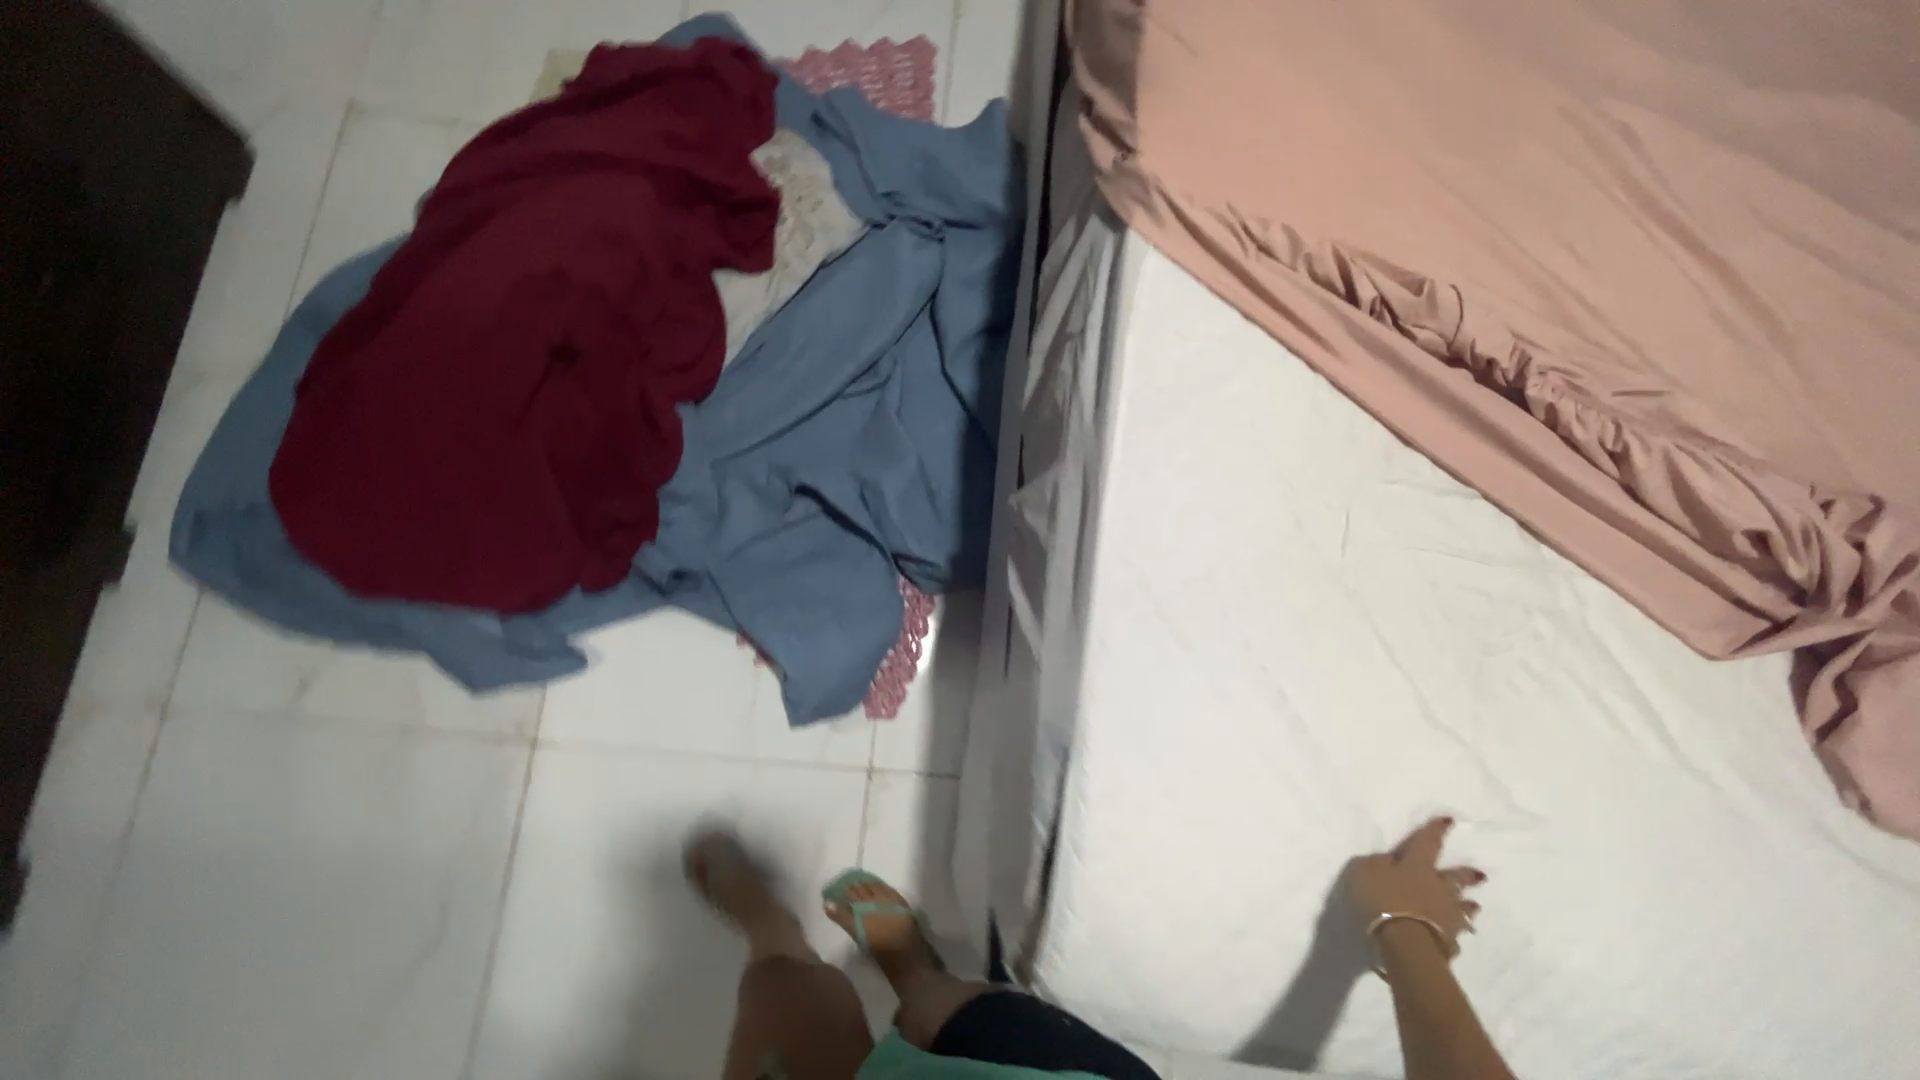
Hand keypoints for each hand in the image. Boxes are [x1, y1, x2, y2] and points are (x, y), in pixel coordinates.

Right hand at [1347, 816, 1484, 957]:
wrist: (1404, 942)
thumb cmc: (1382, 899)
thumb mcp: (1365, 871)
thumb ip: (1378, 863)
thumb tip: (1389, 861)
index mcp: (1418, 866)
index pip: (1428, 842)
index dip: (1437, 830)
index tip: (1449, 820)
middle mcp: (1438, 887)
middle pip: (1456, 878)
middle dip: (1467, 874)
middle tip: (1482, 874)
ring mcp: (1447, 915)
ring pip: (1462, 907)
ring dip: (1468, 905)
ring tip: (1475, 905)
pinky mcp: (1449, 941)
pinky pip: (1454, 934)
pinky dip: (1456, 932)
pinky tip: (1457, 937)